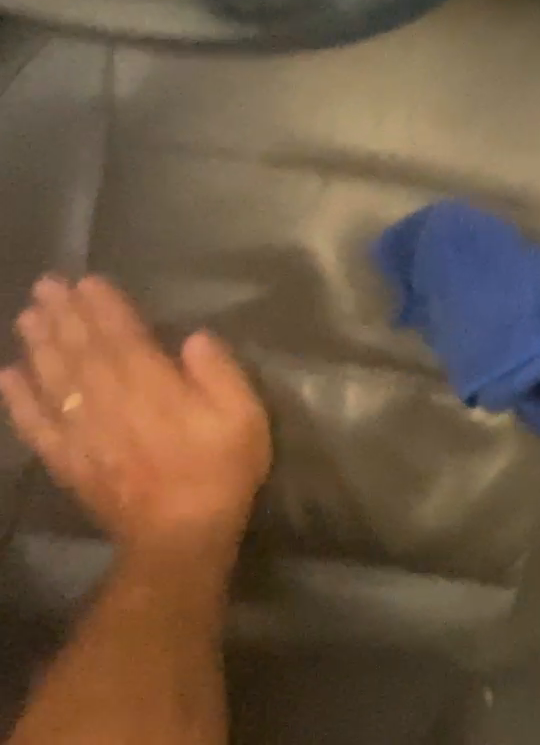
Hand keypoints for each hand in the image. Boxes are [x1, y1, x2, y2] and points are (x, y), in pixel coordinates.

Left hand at [1, 276, 270, 562]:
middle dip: (64, 318)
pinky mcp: (68, 457)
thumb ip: (218, 375)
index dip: (105, 309)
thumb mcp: (244, 415)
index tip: (89, 281)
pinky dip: (18, 398)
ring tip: (29, 316)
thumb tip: (194, 338)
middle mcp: (109, 403)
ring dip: (39, 346)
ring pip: (53, 380)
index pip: (123, 339)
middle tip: (46, 286)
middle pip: (81, 354)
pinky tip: (9, 376)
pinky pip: (35, 423)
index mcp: (154, 389)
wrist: (181, 530)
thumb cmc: (225, 465)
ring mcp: (82, 432)